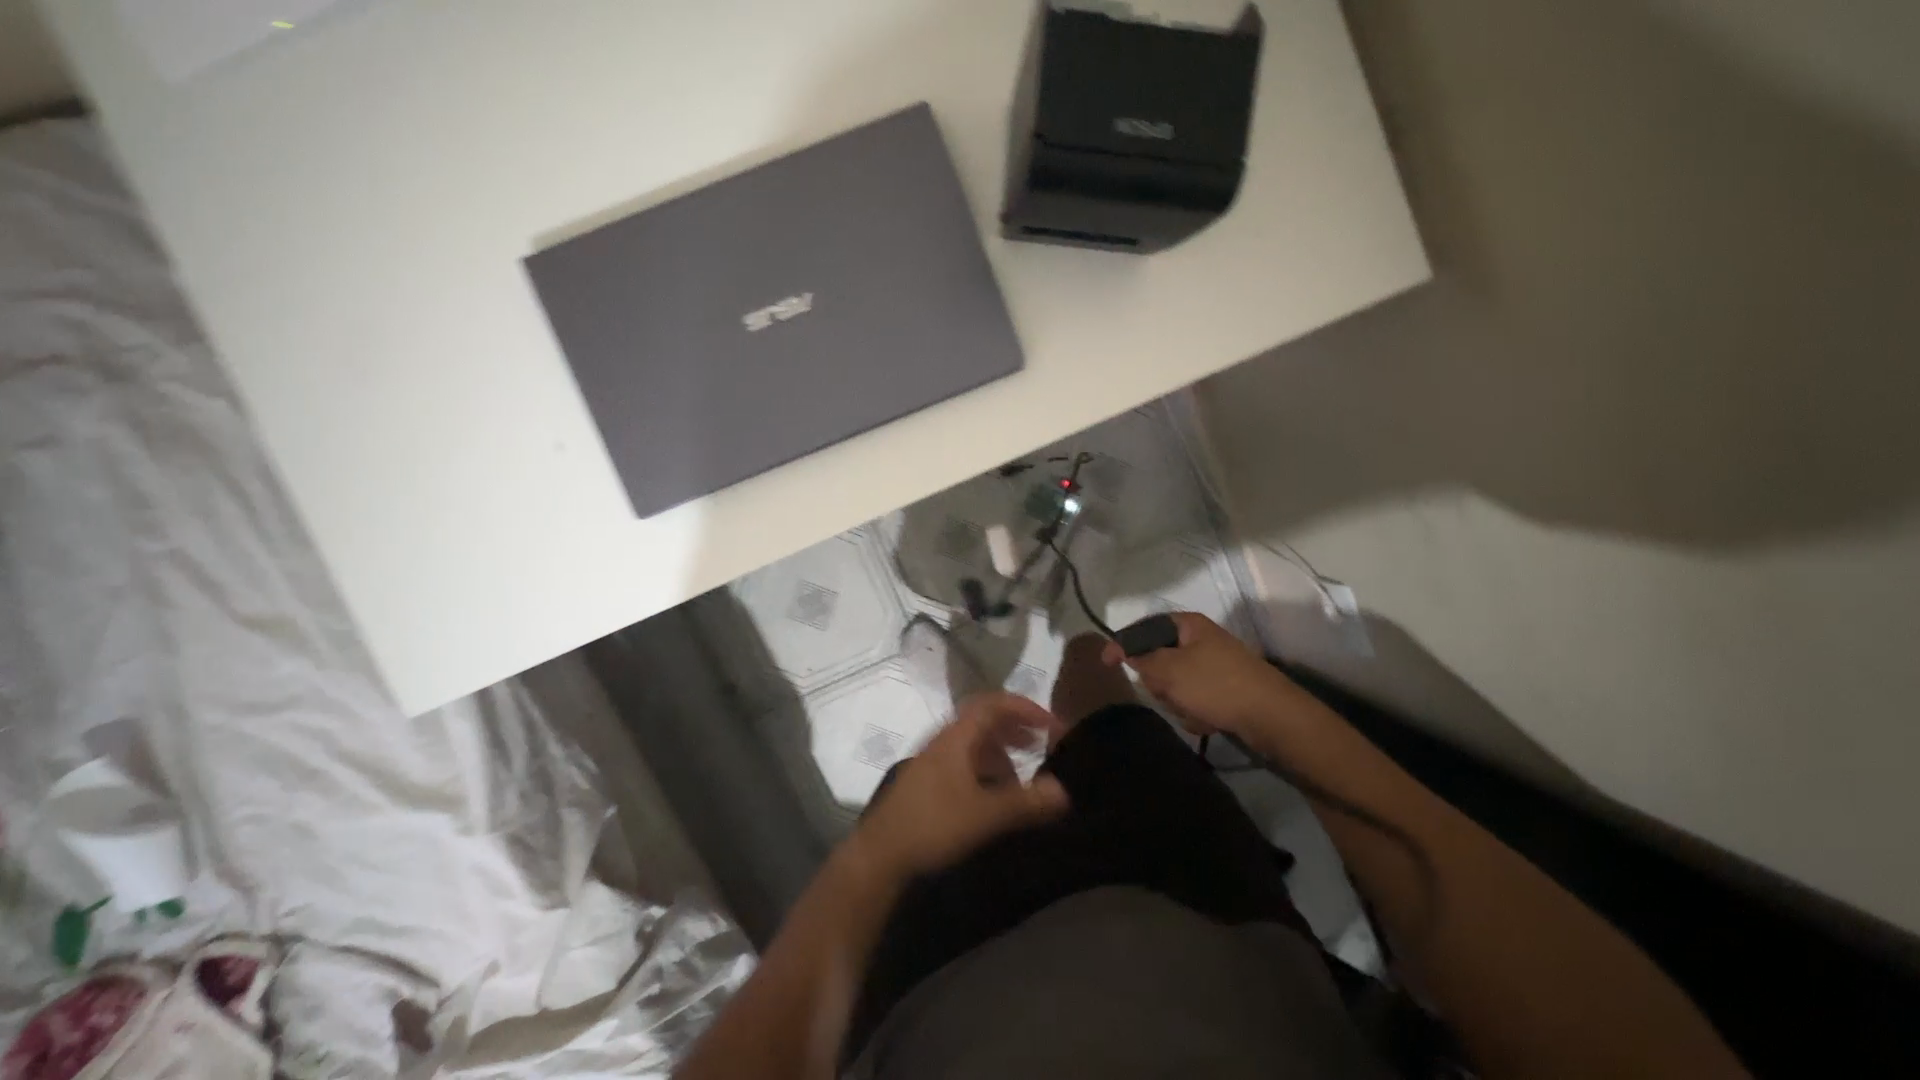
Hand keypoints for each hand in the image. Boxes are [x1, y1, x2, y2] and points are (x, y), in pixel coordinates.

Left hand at [851, 692, 1070, 880]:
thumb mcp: (986, 815)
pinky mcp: (925, 785)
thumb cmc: (933, 825)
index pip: (994, 705)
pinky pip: (963, 765)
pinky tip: (994, 798)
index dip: (1026, 709)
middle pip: (984, 722)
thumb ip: (1026, 802)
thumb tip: (1064, 791)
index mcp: (956, 738)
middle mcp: (942, 742)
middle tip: (1043, 746)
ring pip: (973, 746)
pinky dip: (986, 771)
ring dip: (1001, 754)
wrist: (879, 855)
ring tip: (1023, 778)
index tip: (1053, 726)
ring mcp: (931, 763)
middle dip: (1017, 729)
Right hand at [1101, 612, 1297, 738]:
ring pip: (1174, 685)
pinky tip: (1208, 721)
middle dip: (1160, 682)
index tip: (1107, 663)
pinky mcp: (1223, 691)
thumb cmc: (1216, 685)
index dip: (1123, 643)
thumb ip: (1142, 659)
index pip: (1145, 627)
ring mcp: (1213, 667)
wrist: (1271, 717)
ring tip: (1195, 710)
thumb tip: (1125, 651)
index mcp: (1188, 625)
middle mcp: (1200, 641)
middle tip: (1169, 691)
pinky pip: (1193, 701)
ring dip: (1178, 702)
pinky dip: (1196, 713)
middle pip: (1158, 660)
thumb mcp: (1170, 669)